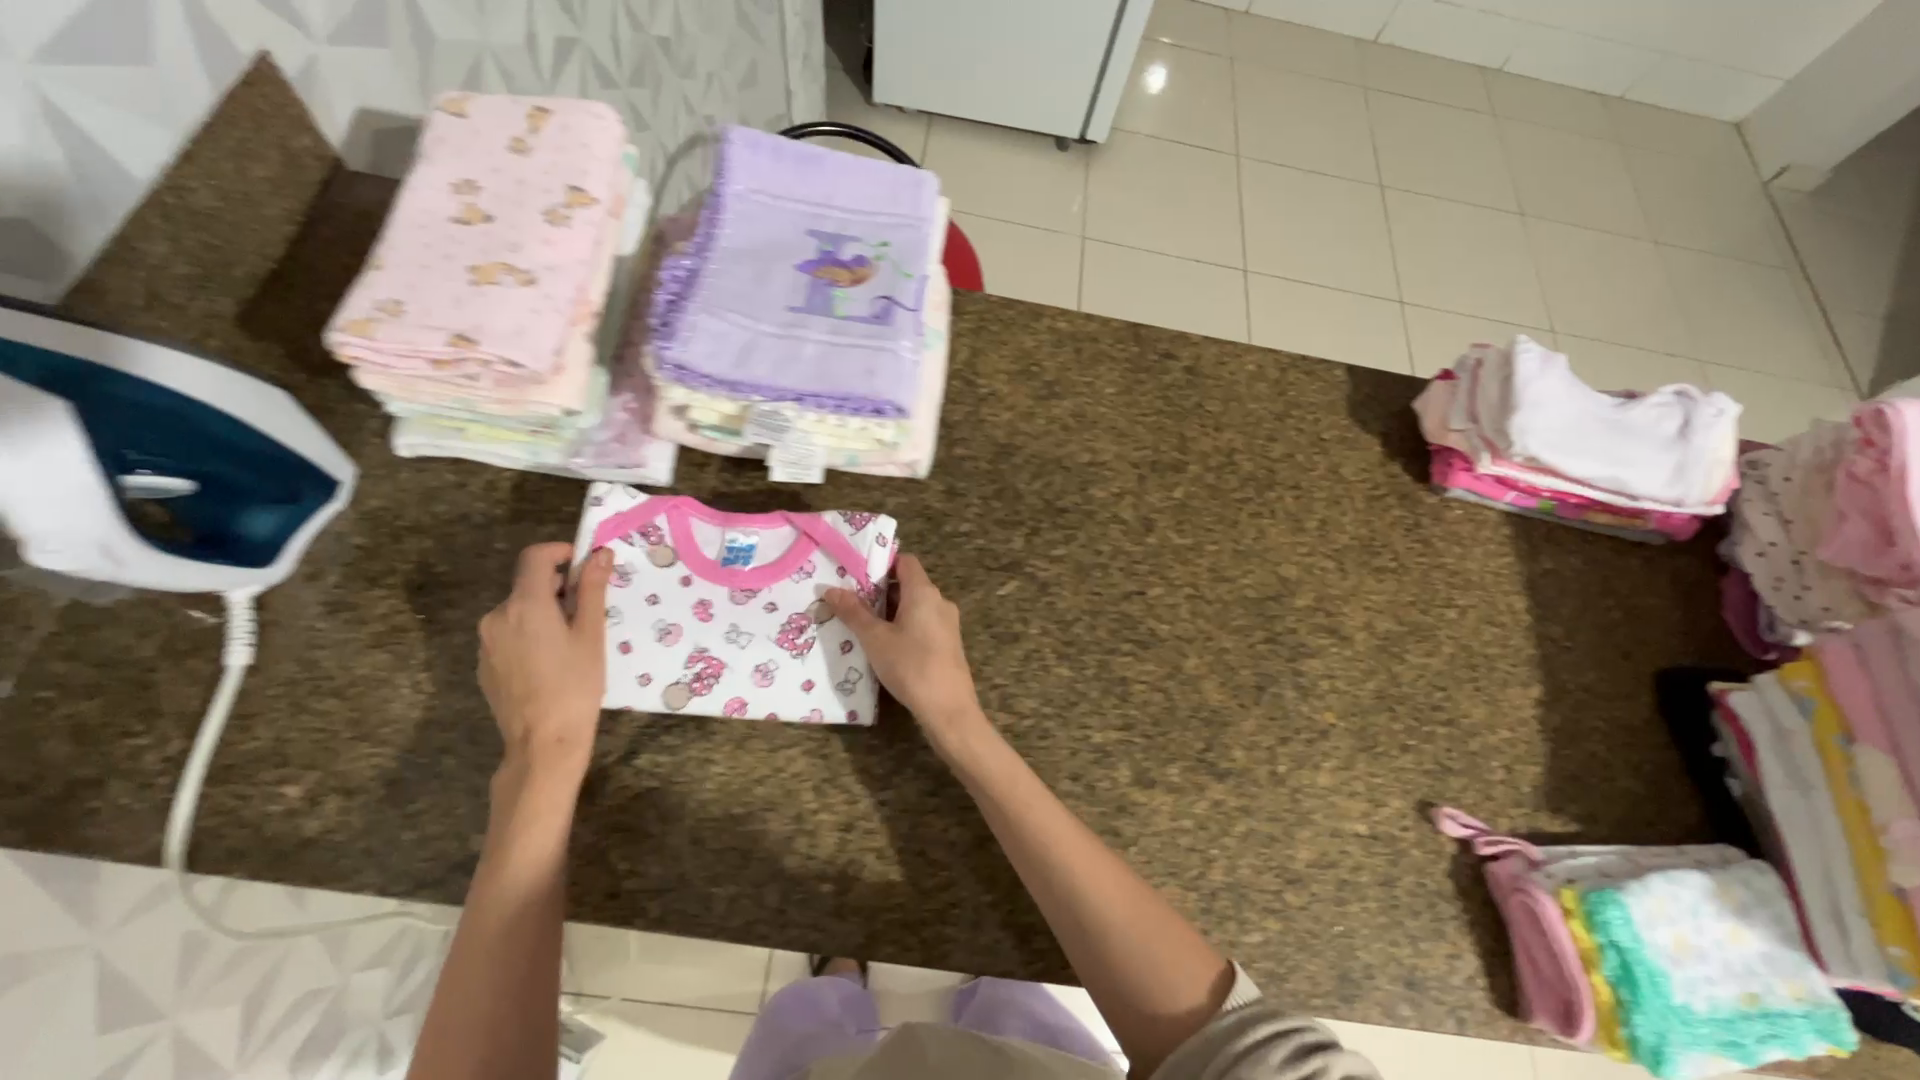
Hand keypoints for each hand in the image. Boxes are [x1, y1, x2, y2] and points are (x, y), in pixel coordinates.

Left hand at [478, 543, 611, 786]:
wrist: (543, 741)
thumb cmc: (576, 685)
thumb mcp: (591, 635)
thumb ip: (592, 590)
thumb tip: (600, 554)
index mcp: (525, 604)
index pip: (534, 557)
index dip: (559, 552)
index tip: (583, 564)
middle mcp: (497, 616)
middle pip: (527, 586)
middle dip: (557, 589)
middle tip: (589, 613)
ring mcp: (486, 642)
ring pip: (518, 612)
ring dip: (544, 614)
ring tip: (571, 644)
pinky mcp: (485, 664)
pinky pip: (509, 636)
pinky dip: (530, 636)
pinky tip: (550, 664)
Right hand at [823, 554, 987, 746]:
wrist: (948, 708)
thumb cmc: (910, 665)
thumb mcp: (875, 638)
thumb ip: (853, 612)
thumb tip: (831, 589)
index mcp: (924, 592)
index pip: (905, 561)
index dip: (882, 563)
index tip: (857, 574)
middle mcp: (940, 601)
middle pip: (909, 584)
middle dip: (881, 590)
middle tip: (853, 601)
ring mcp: (947, 623)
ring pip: (916, 606)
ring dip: (891, 610)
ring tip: (864, 624)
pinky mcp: (949, 643)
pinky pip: (923, 623)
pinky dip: (904, 625)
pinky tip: (886, 645)